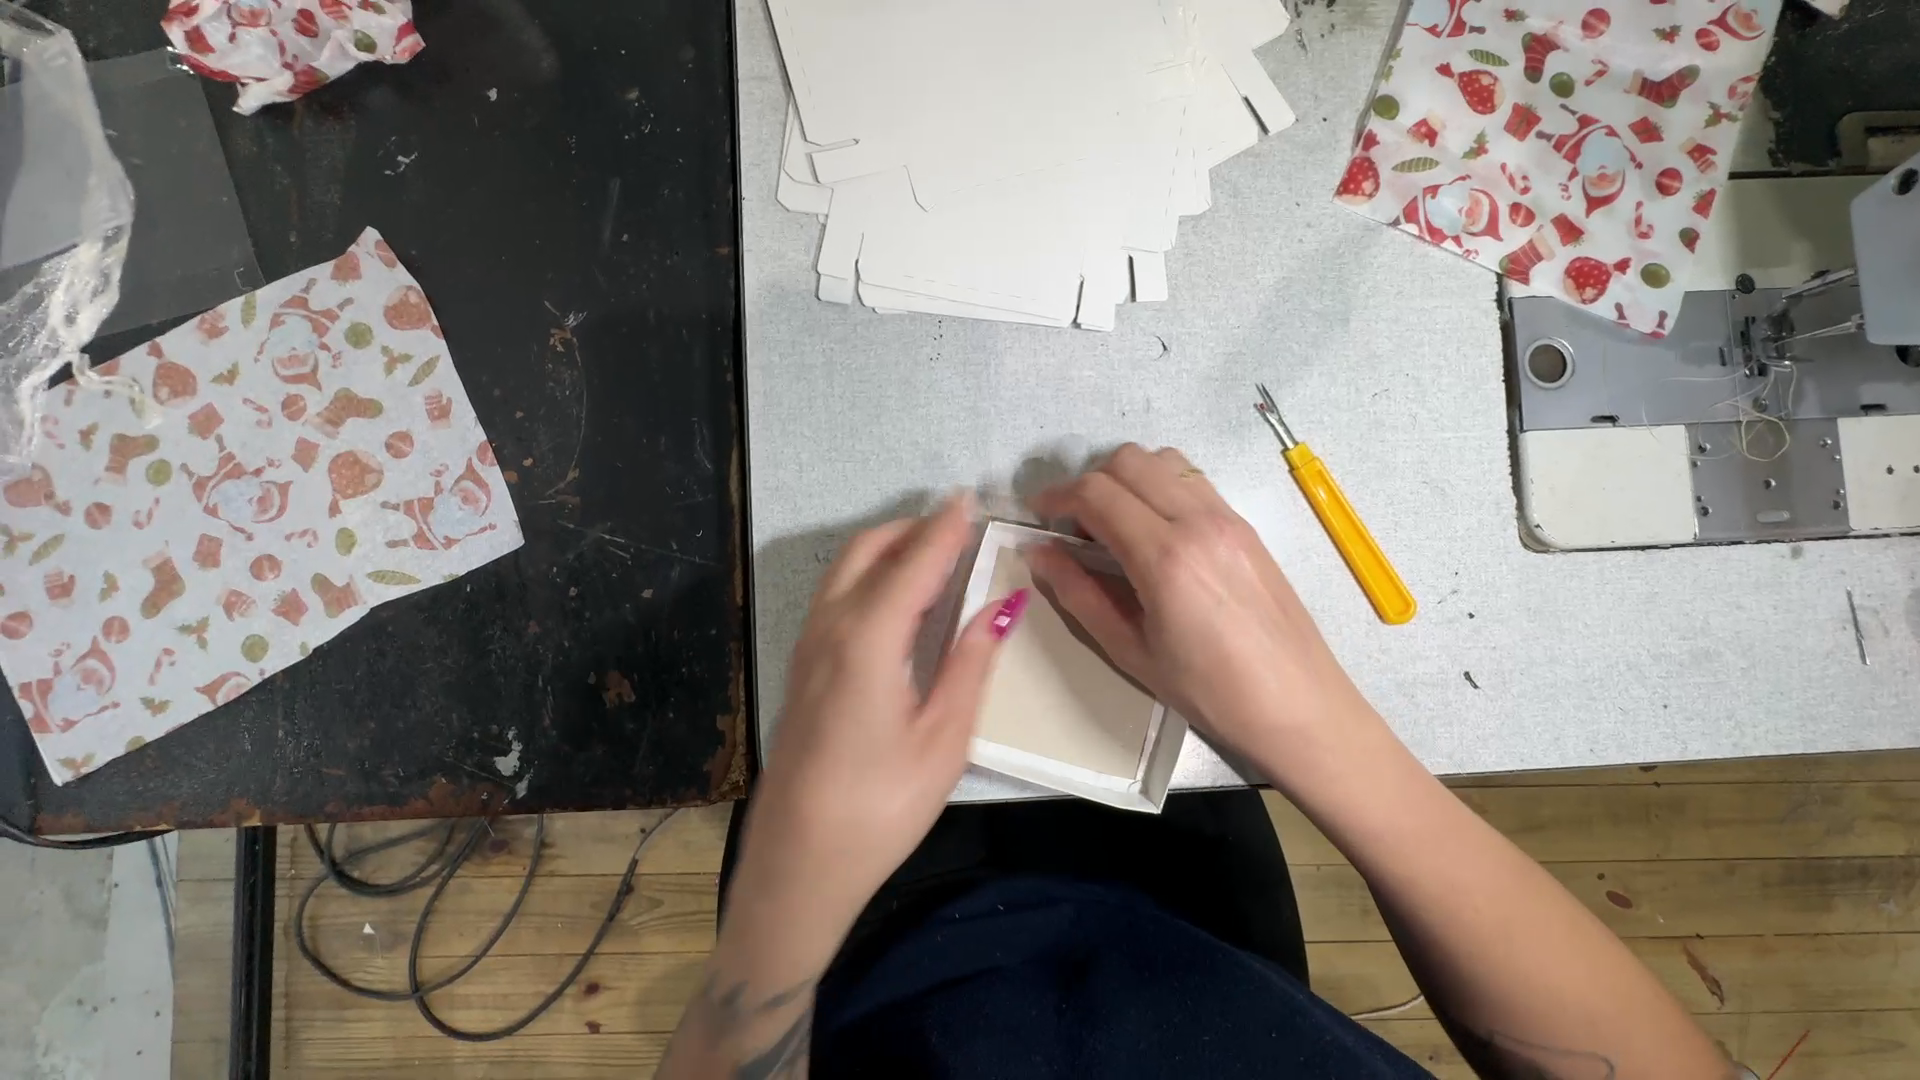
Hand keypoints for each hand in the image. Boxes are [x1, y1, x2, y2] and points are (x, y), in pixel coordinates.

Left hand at [734, 493, 1021, 935]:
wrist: (799, 862)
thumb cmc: (882, 805)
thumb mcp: (944, 737)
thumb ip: (972, 661)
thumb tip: (1004, 603)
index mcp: (868, 638)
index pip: (913, 562)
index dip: (945, 528)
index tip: (970, 498)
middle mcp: (829, 628)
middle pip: (868, 550)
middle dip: (912, 528)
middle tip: (958, 525)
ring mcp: (807, 645)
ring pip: (845, 569)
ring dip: (888, 547)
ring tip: (933, 550)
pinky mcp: (801, 665)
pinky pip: (836, 595)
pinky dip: (869, 574)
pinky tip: (896, 596)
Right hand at [1028, 444, 1373, 773]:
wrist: (1299, 704)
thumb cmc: (1209, 691)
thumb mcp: (1130, 651)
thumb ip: (1079, 594)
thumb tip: (1039, 553)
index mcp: (1165, 558)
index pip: (1096, 494)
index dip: (1057, 497)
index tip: (1038, 515)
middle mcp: (1198, 522)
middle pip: (1127, 461)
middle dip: (1088, 481)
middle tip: (1074, 524)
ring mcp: (1228, 518)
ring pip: (1163, 460)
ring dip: (1126, 477)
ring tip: (1113, 523)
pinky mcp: (1245, 525)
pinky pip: (1191, 480)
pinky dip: (1159, 485)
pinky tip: (1152, 529)